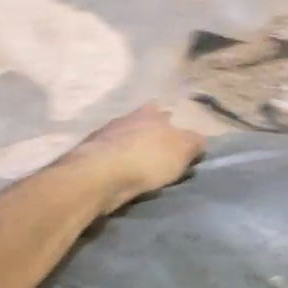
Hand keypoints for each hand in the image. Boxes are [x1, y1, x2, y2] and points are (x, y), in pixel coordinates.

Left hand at [63, 105, 203, 214]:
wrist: (100, 175)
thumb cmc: (148, 158)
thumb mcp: (182, 150)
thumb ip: (193, 142)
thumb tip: (197, 139)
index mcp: (149, 113)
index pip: (163, 112)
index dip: (171, 124)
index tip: (176, 139)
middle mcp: (125, 119)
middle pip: (140, 124)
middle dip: (148, 136)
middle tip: (158, 154)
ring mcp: (104, 136)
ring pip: (123, 140)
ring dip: (130, 150)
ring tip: (140, 168)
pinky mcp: (89, 156)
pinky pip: (109, 157)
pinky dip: (116, 164)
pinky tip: (121, 175)